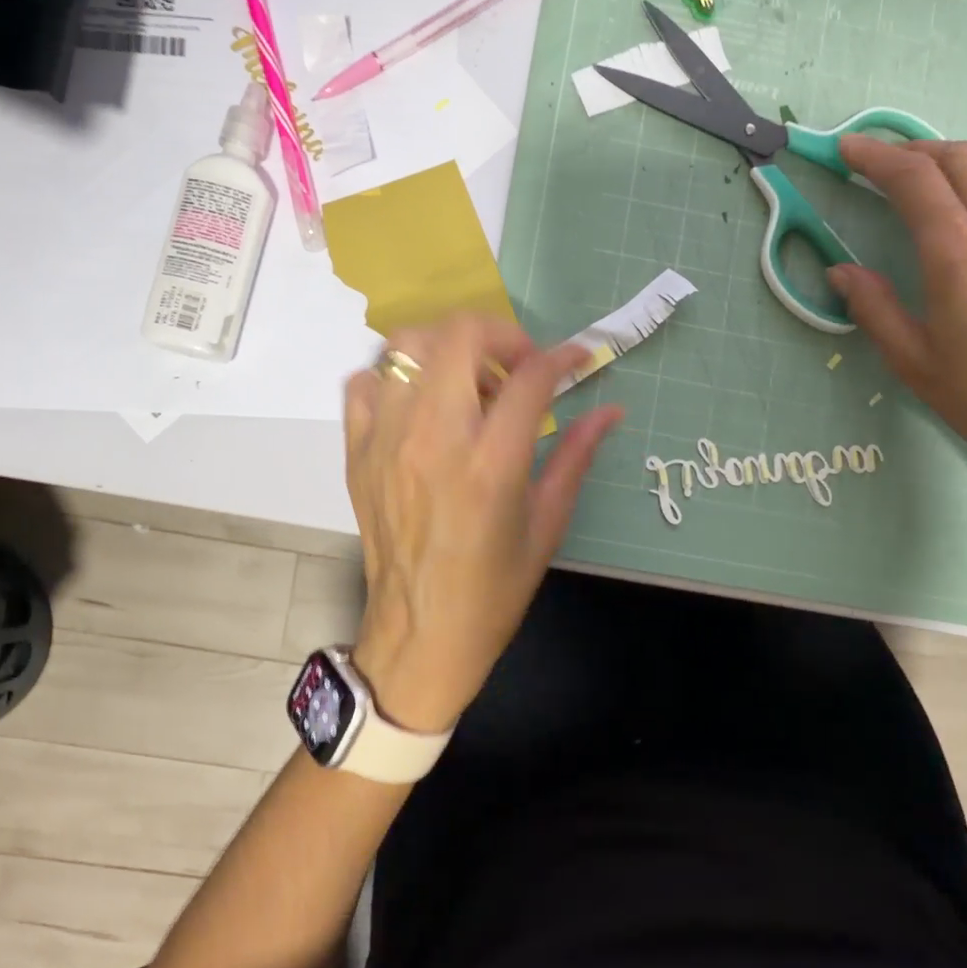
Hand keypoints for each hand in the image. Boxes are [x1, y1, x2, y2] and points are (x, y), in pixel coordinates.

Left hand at [342, 314, 623, 734]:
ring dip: (446, 349)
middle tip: (518, 368)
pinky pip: (365, 383)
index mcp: (491, 465)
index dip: (563, 357)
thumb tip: (609, 411)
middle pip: (459, 335)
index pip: (530, 376)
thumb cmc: (493, 590)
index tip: (577, 361)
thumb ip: (576, 458)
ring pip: (406, 346)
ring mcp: (386, 441)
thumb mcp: (546, 526)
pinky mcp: (357, 452)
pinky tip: (419, 405)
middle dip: (501, 334)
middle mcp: (433, 438)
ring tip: (468, 384)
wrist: (422, 633)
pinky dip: (394, 377)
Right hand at [827, 137, 966, 526]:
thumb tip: (842, 273)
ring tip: (928, 184)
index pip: (912, 178)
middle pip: (961, 156)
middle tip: (883, 164)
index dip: (875, 156)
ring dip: (957, 164)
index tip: (847, 149)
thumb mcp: (916, 362)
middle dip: (917, 151)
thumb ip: (875, 309)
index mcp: (959, 250)